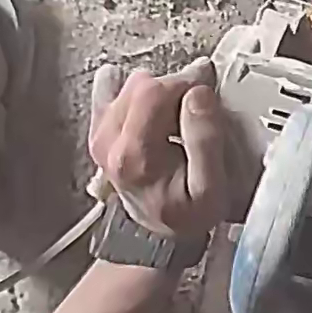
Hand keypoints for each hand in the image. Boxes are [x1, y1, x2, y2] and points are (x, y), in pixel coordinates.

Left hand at [88, 59, 229, 238]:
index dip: (187, 80)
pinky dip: (136, 90)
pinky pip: (111, 89)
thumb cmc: (190, 213)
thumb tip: (198, 94)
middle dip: (175, 87)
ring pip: (130, 84)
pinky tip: (153, 105)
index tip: (210, 85)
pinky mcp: (100, 130)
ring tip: (179, 118)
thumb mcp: (211, 188)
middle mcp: (108, 141)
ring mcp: (100, 135)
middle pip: (141, 84)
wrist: (161, 232)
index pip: (155, 92)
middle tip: (198, 109)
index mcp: (135, 156)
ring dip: (161, 92)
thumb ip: (206, 141)